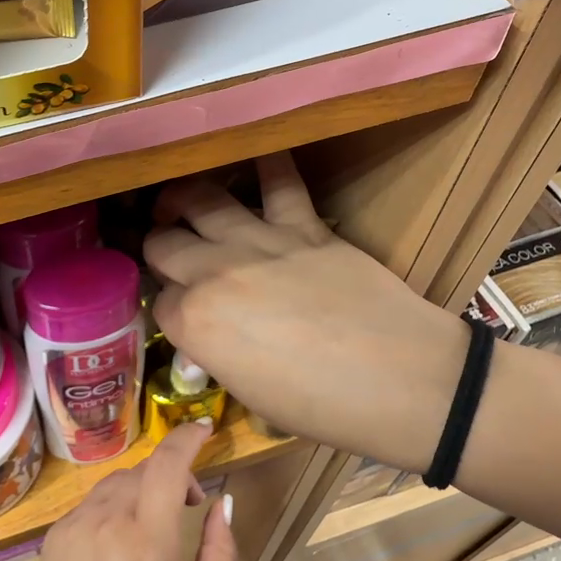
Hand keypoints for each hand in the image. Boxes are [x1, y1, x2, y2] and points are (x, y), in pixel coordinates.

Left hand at [3, 423, 236, 560]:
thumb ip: (221, 554)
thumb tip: (222, 502)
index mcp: (147, 542)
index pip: (167, 464)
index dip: (187, 438)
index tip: (204, 429)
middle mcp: (106, 523)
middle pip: (143, 470)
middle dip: (171, 474)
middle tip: (188, 504)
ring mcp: (74, 527)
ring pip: (115, 483)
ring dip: (142, 489)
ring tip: (154, 525)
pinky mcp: (54, 536)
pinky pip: (91, 503)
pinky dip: (114, 507)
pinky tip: (120, 544)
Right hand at [143, 153, 466, 470]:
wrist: (402, 381)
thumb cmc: (321, 407)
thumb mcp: (247, 393)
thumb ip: (214, 354)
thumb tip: (204, 341)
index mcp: (194, 322)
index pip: (158, 302)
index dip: (166, 307)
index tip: (177, 312)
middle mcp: (213, 272)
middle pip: (163, 244)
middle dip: (159, 249)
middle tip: (169, 254)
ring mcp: (258, 242)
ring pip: (200, 201)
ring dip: (182, 199)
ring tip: (179, 202)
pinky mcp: (304, 226)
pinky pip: (280, 181)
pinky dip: (269, 165)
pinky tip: (256, 152)